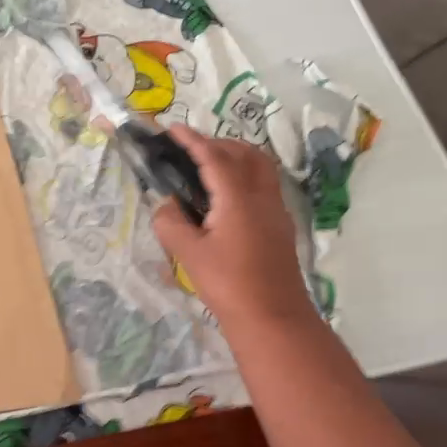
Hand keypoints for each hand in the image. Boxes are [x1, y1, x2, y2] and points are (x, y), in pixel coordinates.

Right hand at [151, 125, 315, 329]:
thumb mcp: (187, 252)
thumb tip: (167, 204)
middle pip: (247, 155)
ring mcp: (276, 213)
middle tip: (187, 147)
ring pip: (261, 169)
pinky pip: (263, 186)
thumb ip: (170, 222)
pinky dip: (242, 176)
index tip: (171, 128)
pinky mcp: (279, 227)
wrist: (273, 318)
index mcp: (239, 201)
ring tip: (204, 165)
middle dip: (218, 142)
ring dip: (234, 157)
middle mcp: (262, 199)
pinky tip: (220, 194)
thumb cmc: (228, 283)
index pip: (215, 158)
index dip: (192, 140)